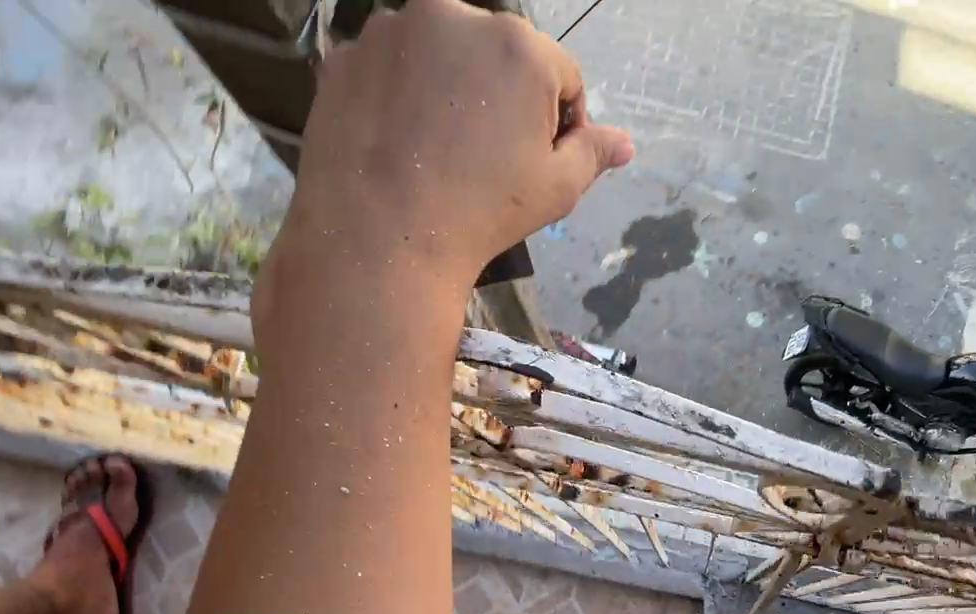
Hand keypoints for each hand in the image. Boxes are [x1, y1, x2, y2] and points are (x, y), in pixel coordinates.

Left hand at [282, 0, 632, 280]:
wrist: (385, 230)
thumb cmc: (486, 208)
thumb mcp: (559, 188)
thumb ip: (593, 153)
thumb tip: (624, 143)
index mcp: (520, 46)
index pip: (564, 73)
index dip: (565, 120)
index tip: (546, 158)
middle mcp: (456, 16)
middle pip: (502, 55)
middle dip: (509, 97)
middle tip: (498, 154)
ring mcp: (395, 28)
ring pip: (447, 55)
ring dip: (459, 90)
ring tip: (450, 149)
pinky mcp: (350, 50)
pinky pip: (398, 66)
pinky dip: (410, 94)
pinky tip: (410, 142)